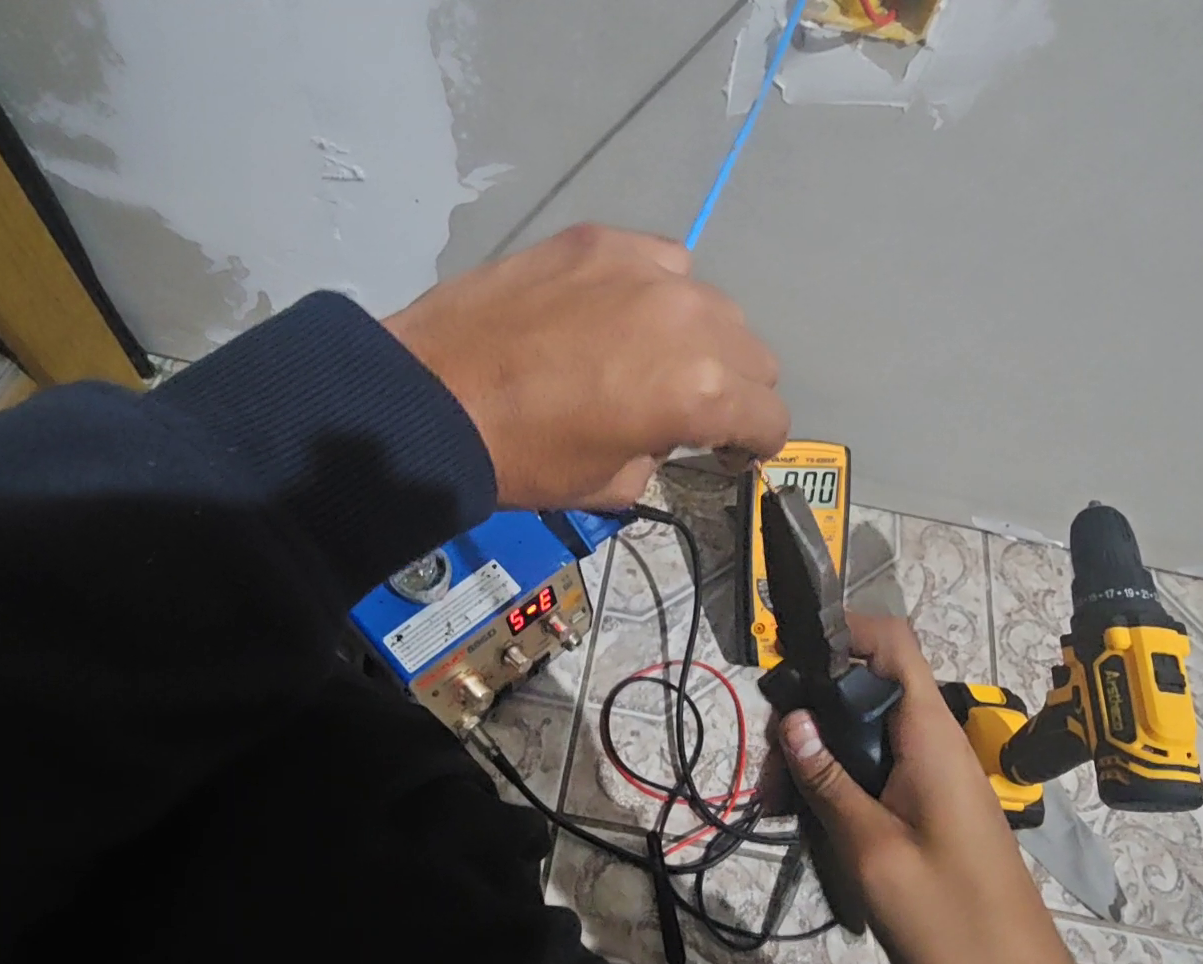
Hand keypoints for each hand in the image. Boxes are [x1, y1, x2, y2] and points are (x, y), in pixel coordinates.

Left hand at [382, 225, 788, 508]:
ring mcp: (647, 270)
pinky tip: (617, 310)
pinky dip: (655, 291)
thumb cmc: (522, 456)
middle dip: (735, 391)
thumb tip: (660, 433)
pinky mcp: (602, 240)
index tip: (728, 452)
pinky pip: (662, 262)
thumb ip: (659, 455)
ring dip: (700, 339)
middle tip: (689, 407)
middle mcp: (692, 322)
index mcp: (701, 392)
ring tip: (652, 354)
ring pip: (715, 305)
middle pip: (756, 356)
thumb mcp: (608, 484)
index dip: (756, 444)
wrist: (430, 397)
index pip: (772, 418)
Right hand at [776, 615, 1126, 963]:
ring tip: (776, 805)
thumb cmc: (951, 918)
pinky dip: (834, 781)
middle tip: (770, 771)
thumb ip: (829, 780)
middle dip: (807, 715)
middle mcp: (930, 739)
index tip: (791, 657)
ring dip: (813, 756)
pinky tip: (804, 817)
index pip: (892, 642)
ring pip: (859, 731)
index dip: (844, 629)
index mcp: (928, 734)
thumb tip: (791, 718)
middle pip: (860, 689)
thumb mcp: (873, 851)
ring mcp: (929, 770)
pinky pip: (872, 767)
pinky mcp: (924, 799)